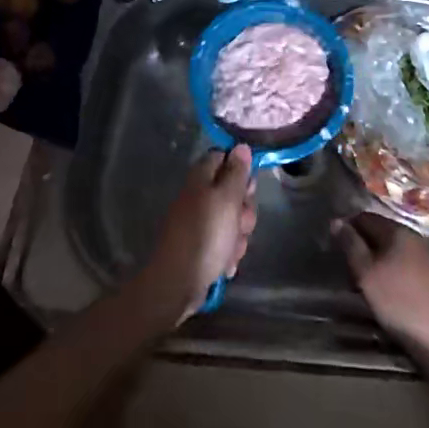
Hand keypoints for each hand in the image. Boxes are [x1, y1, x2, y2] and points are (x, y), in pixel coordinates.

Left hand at [136, 146, 257, 323]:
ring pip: (232, 221)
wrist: (179, 281)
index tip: (248, 189)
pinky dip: (227, 253)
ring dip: (237, 237)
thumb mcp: (226, 200)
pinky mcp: (202, 243)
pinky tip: (223, 265)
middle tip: (239, 224)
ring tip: (229, 249)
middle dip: (243, 212)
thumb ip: (235, 173)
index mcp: (200, 178)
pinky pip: (224, 242)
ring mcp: (199, 220)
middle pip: (232, 193)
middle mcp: (198, 195)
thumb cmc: (205, 235)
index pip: (223, 158)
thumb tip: (241, 146)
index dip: (240, 171)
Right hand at [336, 212, 428, 345]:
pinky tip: (384, 292)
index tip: (334, 246)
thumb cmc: (400, 301)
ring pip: (390, 251)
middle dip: (360, 247)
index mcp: (396, 230)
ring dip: (374, 262)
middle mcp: (413, 239)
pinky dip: (389, 273)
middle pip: (378, 233)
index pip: (363, 217)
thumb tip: (337, 221)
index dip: (346, 228)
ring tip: (362, 282)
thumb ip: (350, 244)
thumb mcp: (366, 272)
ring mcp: (426, 259)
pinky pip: (402, 266)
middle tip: (347, 267)